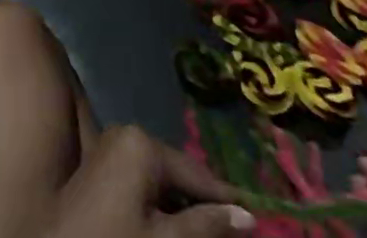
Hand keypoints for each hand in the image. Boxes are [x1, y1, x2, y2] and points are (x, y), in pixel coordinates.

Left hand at [40, 126, 251, 237]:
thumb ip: (206, 226)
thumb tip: (247, 217)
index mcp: (143, 146)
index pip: (200, 177)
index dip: (232, 205)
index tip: (264, 225)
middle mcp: (127, 138)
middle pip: (182, 177)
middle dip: (208, 209)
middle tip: (240, 234)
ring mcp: (112, 151)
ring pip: (165, 183)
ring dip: (187, 212)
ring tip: (212, 235)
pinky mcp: (102, 170)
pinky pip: (145, 186)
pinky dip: (164, 209)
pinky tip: (179, 231)